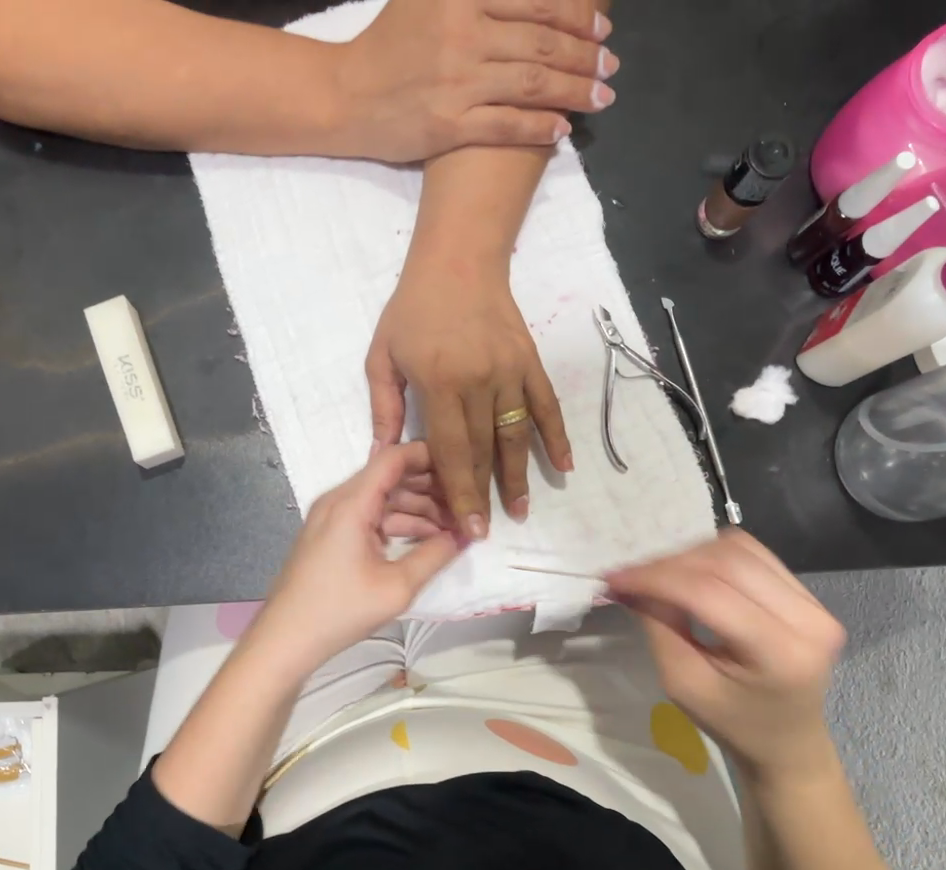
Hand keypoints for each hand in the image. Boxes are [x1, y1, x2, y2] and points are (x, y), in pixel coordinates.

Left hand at [254, 442, 462, 669]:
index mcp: (350, 503)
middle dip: (429, 488)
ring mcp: (330, 518)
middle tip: (466, 505)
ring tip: (453, 528)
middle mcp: (337, 500)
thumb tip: (466, 534)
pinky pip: (368, 517)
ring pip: (381, 499)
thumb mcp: (397, 587)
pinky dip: (396, 524)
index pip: (393, 458)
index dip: (430, 457)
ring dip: (416, 509)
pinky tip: (424, 541)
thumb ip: (435, 555)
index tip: (463, 469)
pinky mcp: (329, 536)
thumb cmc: (340, 611)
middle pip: (389, 477)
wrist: (286, 638)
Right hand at [330, 0, 618, 161]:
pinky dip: (540, 127)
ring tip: (599, 97)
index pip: (537, 1)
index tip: (600, 28)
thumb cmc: (387, 46)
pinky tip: (562, 129)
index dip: (577, 15)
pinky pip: (507, 125)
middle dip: (584, 55)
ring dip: (574, 90)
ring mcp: (457, 82)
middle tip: (609, 65)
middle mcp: (463, 34)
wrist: (345, 97)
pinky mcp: (448, 125)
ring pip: (532, 83)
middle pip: (542, 42)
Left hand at [366, 261, 572, 537]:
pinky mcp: (530, 362)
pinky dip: (556, 436)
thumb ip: (383, 408)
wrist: (458, 261)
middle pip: (485, 451)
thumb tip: (382, 455)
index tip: (467, 526)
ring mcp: (510, 372)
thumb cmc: (412, 310)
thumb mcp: (382, 356)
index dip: (460, 492)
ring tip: (521, 510)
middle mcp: (480, 383)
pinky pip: (547, 405)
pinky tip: (563, 465)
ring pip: (516, 435)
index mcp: (440, 384)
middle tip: (488, 532)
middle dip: (485, 495)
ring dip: (520, 477)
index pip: (452, 451)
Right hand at [605, 530, 846, 783]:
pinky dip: (712, 557)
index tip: (615, 579)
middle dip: (670, 563)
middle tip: (631, 575)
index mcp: (780, 652)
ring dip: (691, 554)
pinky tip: (688, 573)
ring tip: (657, 574)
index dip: (656, 578)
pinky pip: (754, 555)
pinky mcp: (809, 595)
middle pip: (728, 561)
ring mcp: (815, 603)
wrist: (785, 742)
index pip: (709, 592)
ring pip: (741, 550)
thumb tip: (632, 584)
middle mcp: (808, 619)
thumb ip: (659, 627)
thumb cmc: (731, 722)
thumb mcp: (682, 682)